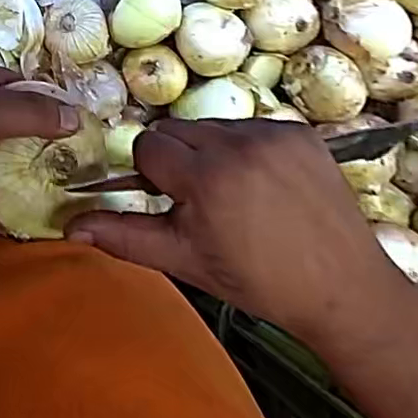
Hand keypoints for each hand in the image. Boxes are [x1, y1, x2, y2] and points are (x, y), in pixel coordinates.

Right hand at [65, 118, 408, 341]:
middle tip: (204, 198)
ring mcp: (272, 134)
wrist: (347, 291)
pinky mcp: (298, 131)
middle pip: (176, 129)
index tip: (176, 200)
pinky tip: (266, 182)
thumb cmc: (257, 280)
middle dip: (180, 159)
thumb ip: (124, 236)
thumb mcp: (185, 260)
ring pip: (210, 126)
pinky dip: (247, 148)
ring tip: (238, 191)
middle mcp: (237, 144)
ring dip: (211, 151)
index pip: (148, 145)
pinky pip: (249, 126)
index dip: (155, 174)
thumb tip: (70, 226)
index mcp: (205, 178)